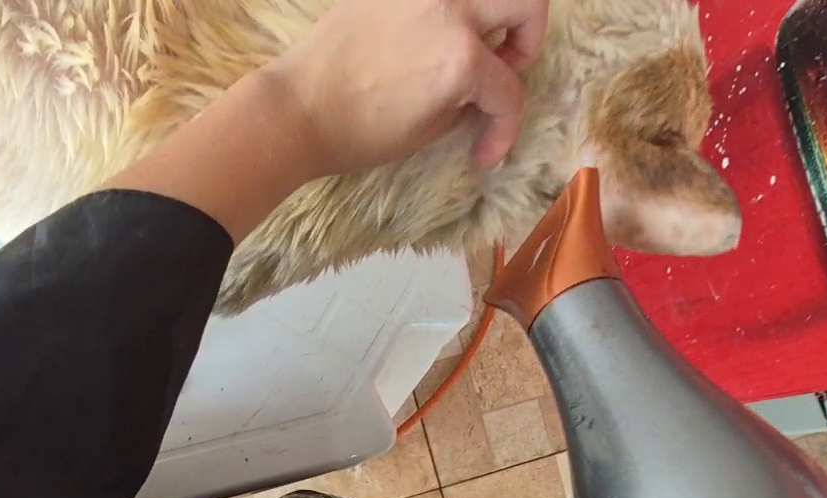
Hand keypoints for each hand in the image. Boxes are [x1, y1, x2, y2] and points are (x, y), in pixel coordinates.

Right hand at [101, 0, 547, 241]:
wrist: (298, 111)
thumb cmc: (324, 87)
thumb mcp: (378, 34)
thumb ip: (427, 42)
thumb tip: (466, 79)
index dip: (487, 29)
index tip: (479, 61)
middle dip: (526, 24)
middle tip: (506, 66)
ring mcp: (453, 16)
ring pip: (528, 9)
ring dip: (522, 58)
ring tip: (494, 113)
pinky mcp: (459, 61)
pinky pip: (508, 92)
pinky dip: (505, 126)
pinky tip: (485, 153)